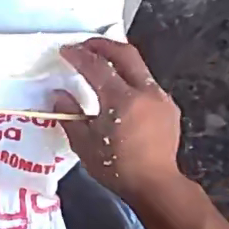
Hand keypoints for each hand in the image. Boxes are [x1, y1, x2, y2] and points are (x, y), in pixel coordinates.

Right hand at [52, 39, 185, 202]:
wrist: (155, 184)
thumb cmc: (115, 167)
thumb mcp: (84, 143)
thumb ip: (70, 115)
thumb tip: (59, 95)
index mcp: (121, 100)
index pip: (97, 67)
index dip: (79, 55)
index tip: (66, 50)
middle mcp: (145, 92)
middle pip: (125, 54)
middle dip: (103, 45)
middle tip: (85, 45)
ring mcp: (160, 98)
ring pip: (139, 68)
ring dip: (118, 61)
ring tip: (101, 64)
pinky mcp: (169, 108)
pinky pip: (147, 85)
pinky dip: (130, 79)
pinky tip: (119, 91)